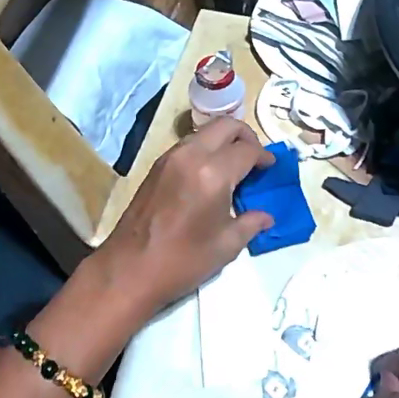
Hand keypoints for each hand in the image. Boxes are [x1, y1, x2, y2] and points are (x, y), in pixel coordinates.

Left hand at [96, 118, 273, 312]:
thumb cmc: (182, 261)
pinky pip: (189, 145)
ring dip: (224, 141)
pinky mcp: (157, 167)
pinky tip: (210, 175)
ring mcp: (171, 158)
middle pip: (226, 126)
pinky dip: (206, 149)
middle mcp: (192, 156)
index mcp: (213, 174)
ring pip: (205, 132)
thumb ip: (250, 223)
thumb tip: (266, 216)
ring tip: (234, 166)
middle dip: (246, 136)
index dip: (264, 157)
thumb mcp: (226, 246)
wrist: (127, 271)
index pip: (247, 150)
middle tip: (255, 158)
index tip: (271, 167)